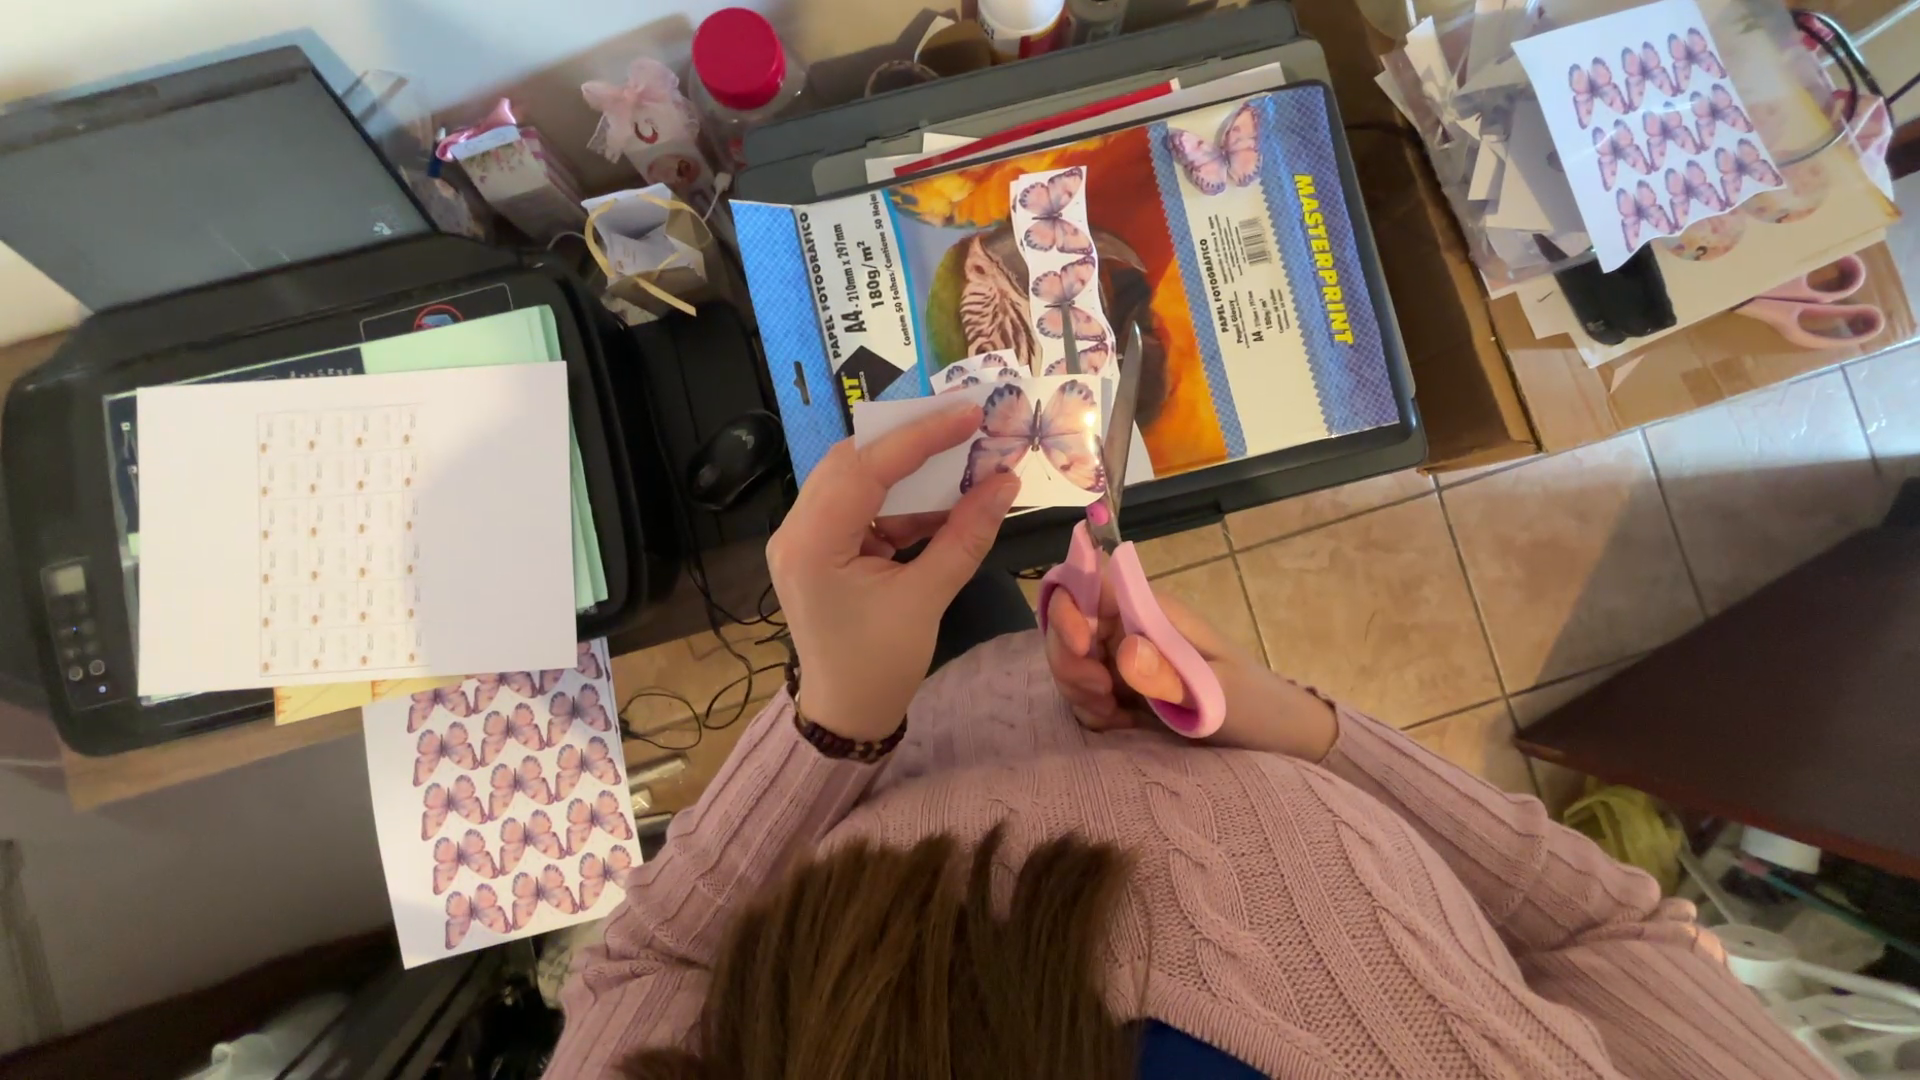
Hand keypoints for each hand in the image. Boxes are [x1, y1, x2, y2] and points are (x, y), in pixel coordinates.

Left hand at [767, 403, 1021, 740]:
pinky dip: (900, 501)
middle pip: (852, 462)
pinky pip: (860, 508)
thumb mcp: (927, 599)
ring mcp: (804, 538)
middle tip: (962, 426)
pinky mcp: (820, 548)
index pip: (865, 468)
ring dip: (906, 470)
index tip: (967, 415)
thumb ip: (965, 536)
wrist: (846, 714)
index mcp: (811, 544)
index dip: (919, 437)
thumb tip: (1006, 483)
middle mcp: (796, 531)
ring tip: (958, 457)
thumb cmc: (880, 665)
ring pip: (855, 480)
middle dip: (909, 442)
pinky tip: (940, 500)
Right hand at [1044, 567, 1336, 759]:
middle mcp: (1127, 626)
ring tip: (1115, 713)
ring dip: (1079, 691)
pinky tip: (1119, 724)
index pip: (1085, 585)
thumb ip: (1168, 674)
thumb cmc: (1252, 703)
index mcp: (1149, 609)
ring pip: (1068, 663)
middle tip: (1103, 694)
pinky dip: (1090, 711)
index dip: (1066, 610)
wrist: (1273, 737)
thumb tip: (1122, 648)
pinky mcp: (1118, 689)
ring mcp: (1119, 658)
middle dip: (1070, 663)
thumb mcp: (1218, 692)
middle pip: (1065, 628)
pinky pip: (1081, 695)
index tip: (1082, 649)